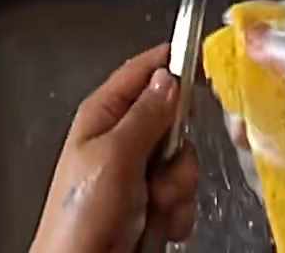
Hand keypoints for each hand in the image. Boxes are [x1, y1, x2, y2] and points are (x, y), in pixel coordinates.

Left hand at [30, 44, 200, 252]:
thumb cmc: (85, 212)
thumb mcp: (115, 155)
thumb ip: (145, 114)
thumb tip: (168, 75)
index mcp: (104, 113)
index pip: (140, 72)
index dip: (168, 62)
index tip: (199, 60)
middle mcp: (121, 137)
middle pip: (170, 118)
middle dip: (178, 146)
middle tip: (164, 167)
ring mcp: (137, 173)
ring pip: (181, 161)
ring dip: (177, 186)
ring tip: (155, 204)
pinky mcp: (150, 206)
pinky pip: (182, 196)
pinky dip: (178, 212)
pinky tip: (162, 225)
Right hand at [238, 8, 284, 252]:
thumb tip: (248, 27)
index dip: (255, 19)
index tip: (227, 37)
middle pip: (258, 72)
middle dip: (240, 96)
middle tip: (244, 122)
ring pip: (256, 118)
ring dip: (249, 141)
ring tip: (266, 166)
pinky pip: (265, 158)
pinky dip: (259, 170)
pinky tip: (271, 186)